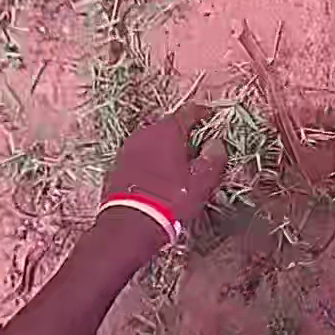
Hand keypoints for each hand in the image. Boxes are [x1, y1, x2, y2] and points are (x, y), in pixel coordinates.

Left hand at [100, 105, 228, 225]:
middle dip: (184, 132)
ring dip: (166, 146)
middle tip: (198, 143)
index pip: (189, 112)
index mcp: (168, 131)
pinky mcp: (118, 166)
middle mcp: (145, 133)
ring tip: (179, 161)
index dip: (203, 113)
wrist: (131, 223)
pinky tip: (159, 175)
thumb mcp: (202, 181)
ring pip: (152, 140)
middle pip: (168, 124)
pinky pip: (140, 155)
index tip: (211, 116)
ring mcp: (128, 149)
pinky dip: (152, 159)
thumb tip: (216, 144)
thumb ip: (213, 158)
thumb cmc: (171, 199)